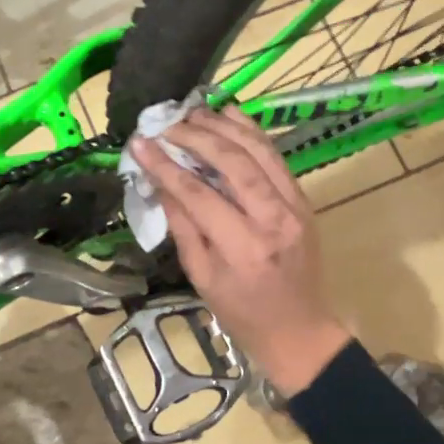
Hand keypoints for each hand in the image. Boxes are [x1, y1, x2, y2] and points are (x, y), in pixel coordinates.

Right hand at [130, 107, 351, 393]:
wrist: (301, 330)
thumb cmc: (243, 314)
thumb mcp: (202, 277)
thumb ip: (182, 227)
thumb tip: (159, 182)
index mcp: (243, 249)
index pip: (198, 195)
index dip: (166, 166)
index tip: (139, 143)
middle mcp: (273, 220)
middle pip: (233, 163)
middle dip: (195, 137)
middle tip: (166, 123)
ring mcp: (295, 206)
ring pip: (259, 151)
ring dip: (224, 126)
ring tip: (193, 112)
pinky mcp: (304, 199)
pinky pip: (276, 156)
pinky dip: (252, 131)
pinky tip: (229, 115)